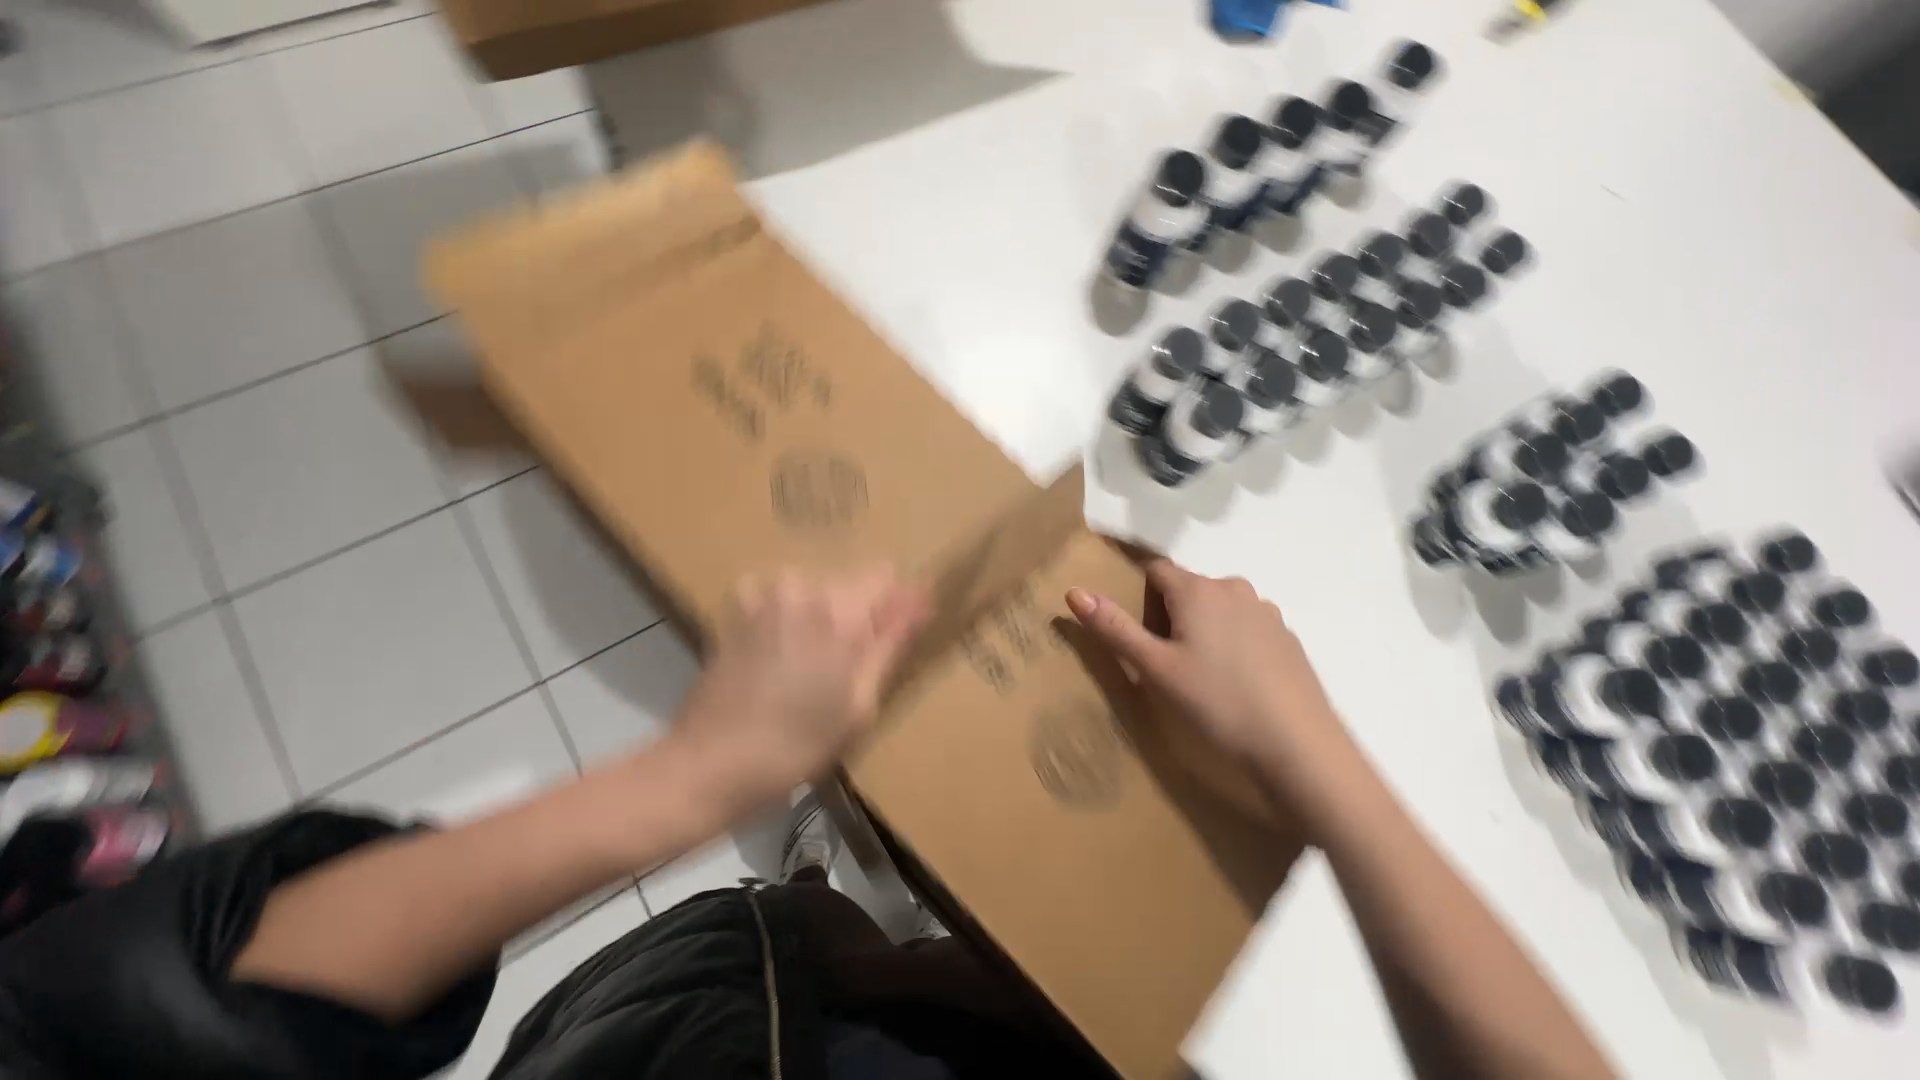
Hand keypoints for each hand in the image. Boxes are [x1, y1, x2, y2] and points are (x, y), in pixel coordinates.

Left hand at [666, 565, 931, 820]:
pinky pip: (774, 596)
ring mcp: (765, 597)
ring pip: (813, 590)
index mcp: (842, 614)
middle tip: (852, 665)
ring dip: (820, 615)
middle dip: (859, 614)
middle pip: (849, 584)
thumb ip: (890, 645)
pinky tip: (777, 651)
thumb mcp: (859, 705)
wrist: (713, 762)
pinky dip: (783, 615)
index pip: (886, 576)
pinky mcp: (736, 610)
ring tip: (813, 664)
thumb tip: (922, 602)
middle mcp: (805, 591)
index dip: (897, 602)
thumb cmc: (798, 745)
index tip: (900, 631)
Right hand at [1065, 561, 1351, 779]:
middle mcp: (1235, 589)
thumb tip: (1074, 591)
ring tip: (1200, 678)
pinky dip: (1233, 646)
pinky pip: (1246, 629)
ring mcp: (1267, 613)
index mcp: (1199, 590)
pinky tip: (1235, 687)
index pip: (1156, 570)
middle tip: (1165, 664)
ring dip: (1203, 630)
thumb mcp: (1155, 670)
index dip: (1139, 597)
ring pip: (1219, 610)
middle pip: (1188, 589)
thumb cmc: (1217, 703)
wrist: (1299, 747)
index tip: (1138, 636)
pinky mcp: (1288, 640)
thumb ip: (1114, 628)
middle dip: (1171, 616)